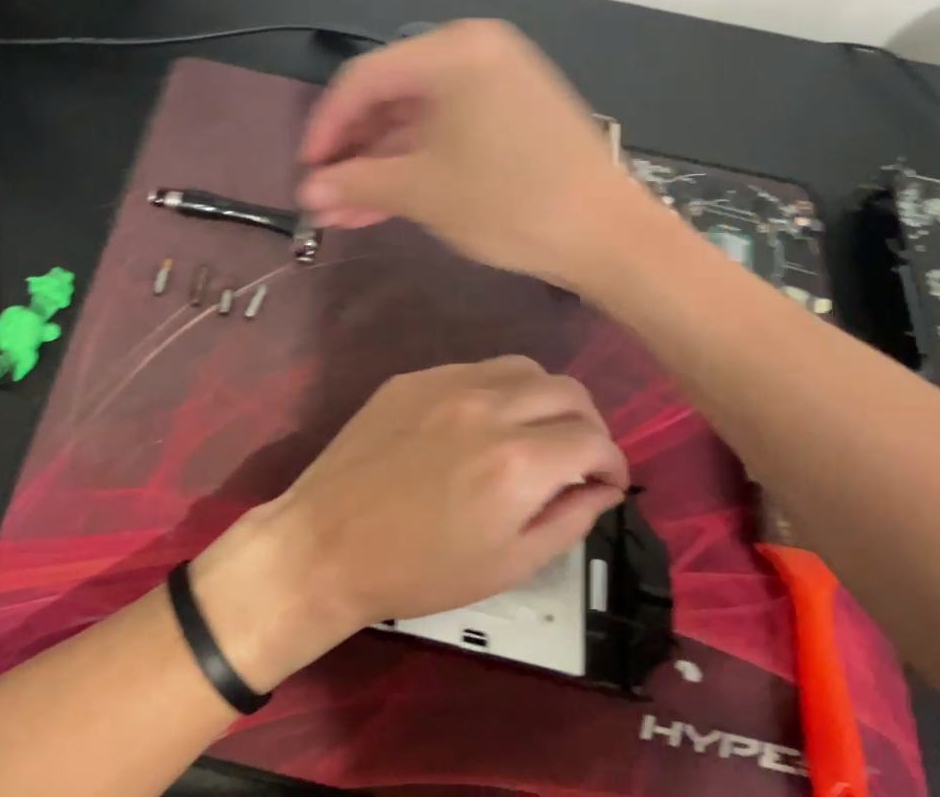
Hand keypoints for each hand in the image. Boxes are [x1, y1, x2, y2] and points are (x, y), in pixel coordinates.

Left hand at [189, 357, 628, 689]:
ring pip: (521, 368)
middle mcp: (487, 407)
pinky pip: (471, 370)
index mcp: (519, 460)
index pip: (594, 438)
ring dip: (543, 398)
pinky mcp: (408, 380)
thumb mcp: (510, 563)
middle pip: (567, 390)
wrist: (326, 545)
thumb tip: (602, 487)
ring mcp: (443, 385)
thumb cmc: (420, 571)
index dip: (612, 462)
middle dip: (586, 424)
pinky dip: (494, 391)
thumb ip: (569, 519)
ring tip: (532, 434)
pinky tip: (478, 425)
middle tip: (576, 458)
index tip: (604, 483)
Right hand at [297, 20, 647, 290]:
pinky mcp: (511, 115)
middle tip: (323, 198)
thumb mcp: (421, 191)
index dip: (326, 127)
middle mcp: (474, 52)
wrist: (608, 235)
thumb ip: (355, 184)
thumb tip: (306, 192)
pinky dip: (414, 166)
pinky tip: (382, 205)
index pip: (363, 80)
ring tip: (344, 214)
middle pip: (389, 98)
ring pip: (415, 122)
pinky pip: (446, 133)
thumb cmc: (508, 201)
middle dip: (352, 154)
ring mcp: (496, 84)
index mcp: (452, 51)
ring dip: (378, 168)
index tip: (305, 171)